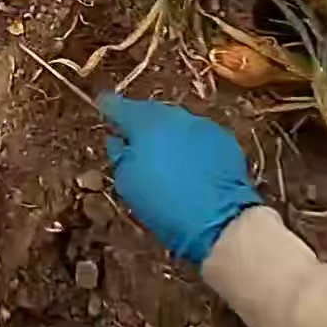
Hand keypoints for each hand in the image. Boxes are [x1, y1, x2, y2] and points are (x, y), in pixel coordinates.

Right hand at [101, 92, 261, 263]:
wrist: (220, 220)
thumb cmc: (164, 202)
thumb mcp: (127, 182)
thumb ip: (120, 154)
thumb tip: (120, 140)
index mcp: (144, 122)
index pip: (118, 106)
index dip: (108, 108)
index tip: (103, 110)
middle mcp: (173, 115)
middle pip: (149, 112)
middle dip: (140, 124)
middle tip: (134, 143)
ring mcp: (201, 124)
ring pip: (175, 123)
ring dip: (166, 134)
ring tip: (164, 157)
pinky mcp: (223, 139)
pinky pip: (197, 136)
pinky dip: (189, 145)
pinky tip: (190, 166)